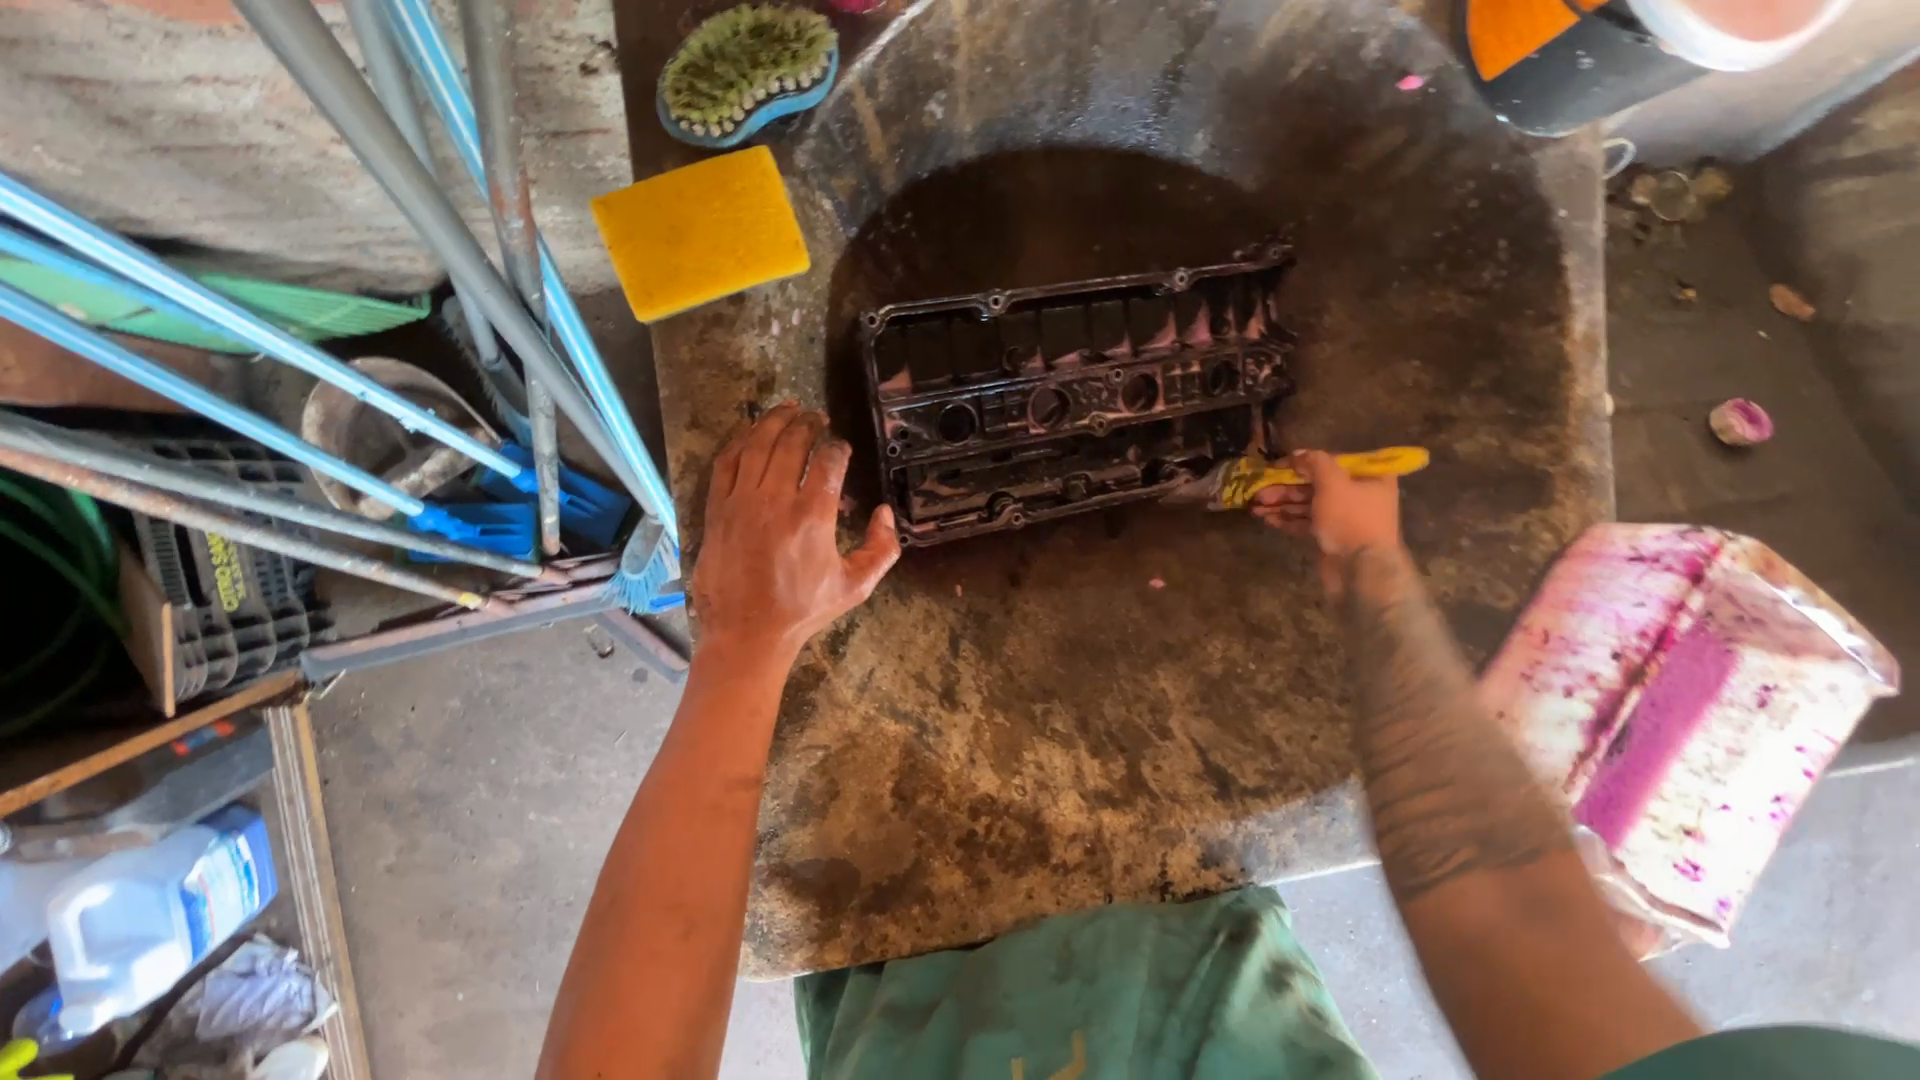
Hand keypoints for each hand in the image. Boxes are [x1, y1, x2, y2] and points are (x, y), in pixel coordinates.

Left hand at [691, 404, 899, 658]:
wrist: (746, 634)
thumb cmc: (802, 610)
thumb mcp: (855, 586)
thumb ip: (882, 549)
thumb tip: (883, 512)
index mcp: (812, 516)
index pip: (828, 462)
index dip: (838, 448)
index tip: (842, 448)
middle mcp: (775, 500)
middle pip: (791, 443)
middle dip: (807, 424)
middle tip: (817, 417)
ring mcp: (741, 502)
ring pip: (756, 446)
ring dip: (773, 422)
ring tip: (787, 408)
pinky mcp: (717, 510)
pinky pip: (725, 463)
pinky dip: (739, 442)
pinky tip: (749, 433)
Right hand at [1251, 449, 1401, 598]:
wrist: (1360, 568)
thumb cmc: (1350, 517)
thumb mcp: (1332, 481)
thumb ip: (1314, 462)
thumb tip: (1298, 453)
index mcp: (1368, 477)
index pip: (1332, 461)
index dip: (1304, 462)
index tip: (1279, 466)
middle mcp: (1359, 494)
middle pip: (1316, 484)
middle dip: (1285, 488)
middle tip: (1260, 491)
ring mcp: (1344, 517)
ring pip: (1308, 505)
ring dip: (1282, 504)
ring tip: (1256, 507)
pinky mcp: (1331, 536)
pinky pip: (1307, 523)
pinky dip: (1288, 520)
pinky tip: (1268, 520)